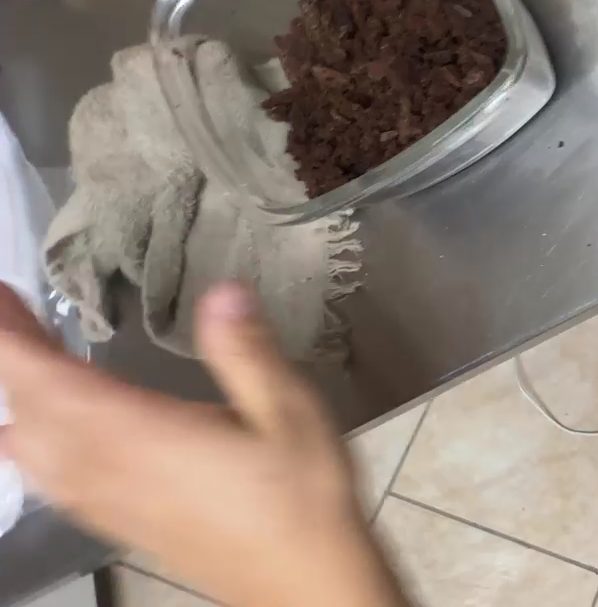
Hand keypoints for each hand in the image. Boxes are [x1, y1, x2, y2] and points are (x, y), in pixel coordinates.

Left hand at [0, 284, 408, 606]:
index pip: (46, 381)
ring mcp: (100, 497)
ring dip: (15, 397)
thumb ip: (247, 352)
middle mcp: (101, 466)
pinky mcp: (113, 515)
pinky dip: (27, 435)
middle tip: (9, 311)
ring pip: (23, 443)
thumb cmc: (301, 487)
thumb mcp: (288, 409)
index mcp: (139, 433)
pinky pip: (42, 470)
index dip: (7, 338)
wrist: (296, 570)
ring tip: (24, 358)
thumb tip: (224, 292)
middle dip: (7, 358)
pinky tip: (36, 432)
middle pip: (24, 408)